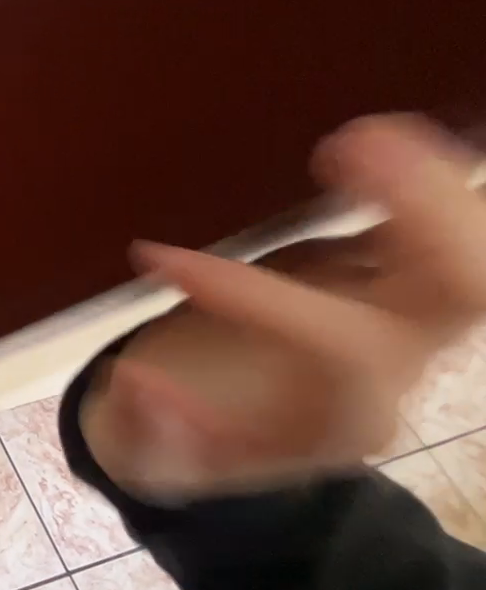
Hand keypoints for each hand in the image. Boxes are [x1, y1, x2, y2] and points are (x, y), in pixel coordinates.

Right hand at [82, 114, 485, 500]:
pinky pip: (429, 231)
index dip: (245, 293)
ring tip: (361, 134)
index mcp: (339, 412)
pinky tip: (373, 143)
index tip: (151, 259)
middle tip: (345, 147)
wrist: (218, 441)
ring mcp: (396, 320)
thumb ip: (140, 428)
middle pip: (459, 288)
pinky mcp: (376, 284)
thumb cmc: (177, 448)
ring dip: (429, 187)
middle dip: (421, 215)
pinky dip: (422, 184)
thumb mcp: (145, 456)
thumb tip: (136, 379)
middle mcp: (393, 365)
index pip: (331, 341)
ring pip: (464, 252)